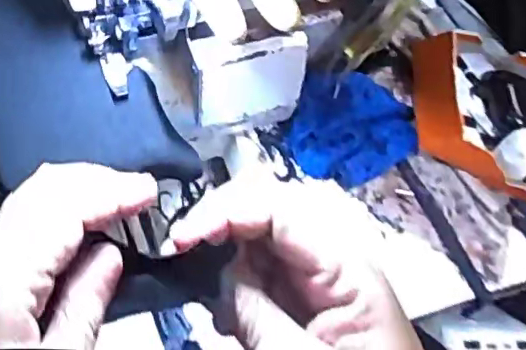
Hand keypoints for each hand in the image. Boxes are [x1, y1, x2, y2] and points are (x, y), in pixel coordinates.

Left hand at [0, 163, 157, 349]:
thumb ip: (85, 307)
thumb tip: (111, 254)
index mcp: (6, 277)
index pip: (67, 206)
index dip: (112, 191)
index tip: (149, 192)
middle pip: (46, 187)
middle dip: (97, 181)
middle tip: (139, 193)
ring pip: (31, 194)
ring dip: (78, 187)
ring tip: (117, 200)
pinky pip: (22, 214)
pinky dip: (57, 203)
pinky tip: (80, 220)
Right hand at [170, 179, 420, 349]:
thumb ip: (260, 316)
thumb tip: (217, 275)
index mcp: (344, 264)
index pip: (278, 208)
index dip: (227, 211)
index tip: (185, 235)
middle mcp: (329, 260)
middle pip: (266, 213)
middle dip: (221, 222)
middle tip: (181, 246)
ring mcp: (315, 283)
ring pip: (257, 241)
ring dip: (222, 251)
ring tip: (193, 272)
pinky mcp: (303, 307)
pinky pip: (259, 276)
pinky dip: (232, 283)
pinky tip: (220, 304)